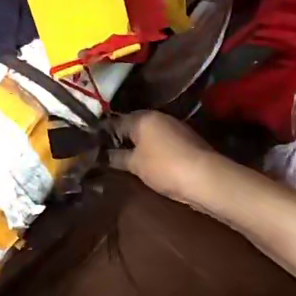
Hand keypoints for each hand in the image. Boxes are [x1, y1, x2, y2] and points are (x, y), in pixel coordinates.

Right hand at [109, 110, 229, 207]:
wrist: (204, 178)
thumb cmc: (163, 166)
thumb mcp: (134, 164)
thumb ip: (116, 157)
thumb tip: (101, 155)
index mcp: (143, 118)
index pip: (115, 121)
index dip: (102, 133)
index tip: (90, 145)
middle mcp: (159, 118)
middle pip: (133, 126)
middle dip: (120, 139)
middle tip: (104, 155)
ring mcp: (174, 129)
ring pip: (148, 135)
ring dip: (136, 146)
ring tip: (122, 161)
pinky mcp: (185, 142)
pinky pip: (160, 143)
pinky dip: (151, 151)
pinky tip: (145, 164)